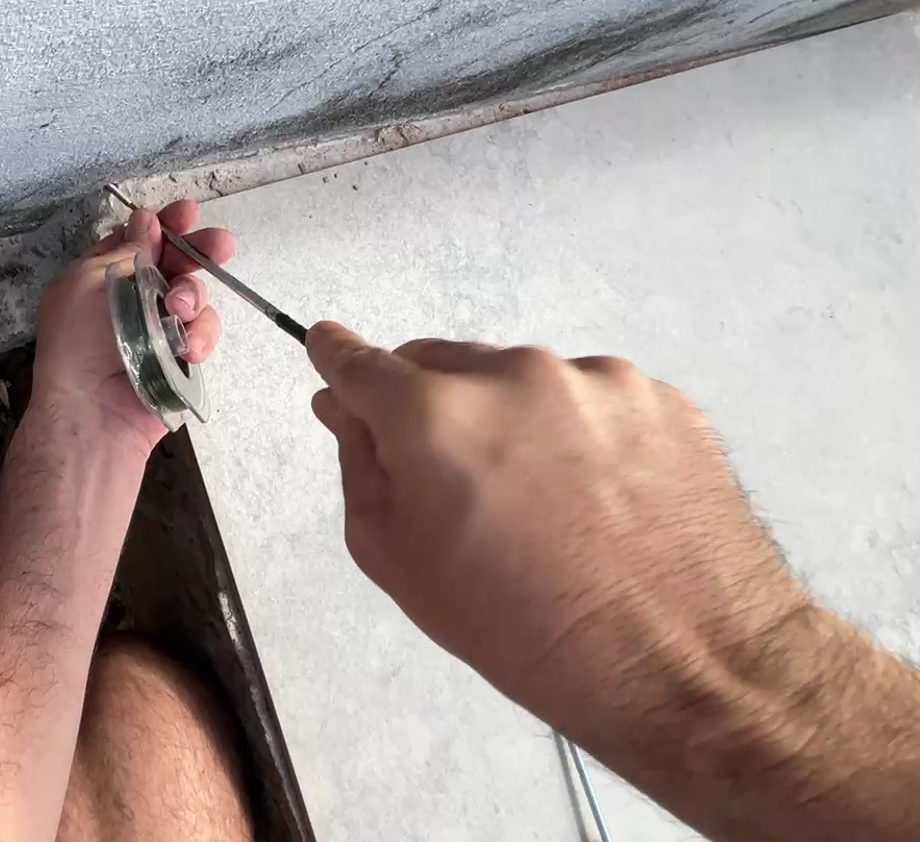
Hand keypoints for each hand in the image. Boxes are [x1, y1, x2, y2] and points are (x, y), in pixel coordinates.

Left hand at [30, 200, 235, 456]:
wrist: (91, 412)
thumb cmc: (79, 341)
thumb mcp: (90, 283)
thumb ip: (125, 251)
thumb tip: (146, 220)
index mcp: (99, 276)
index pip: (136, 240)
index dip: (164, 224)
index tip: (189, 213)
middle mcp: (129, 299)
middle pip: (174, 263)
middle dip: (197, 251)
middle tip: (220, 244)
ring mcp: (156, 329)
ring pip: (193, 297)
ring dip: (192, 298)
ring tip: (178, 313)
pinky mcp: (178, 358)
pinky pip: (202, 334)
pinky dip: (200, 337)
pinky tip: (187, 349)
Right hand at [303, 322, 811, 756]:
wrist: (696, 674)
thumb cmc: (512, 622)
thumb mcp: (392, 553)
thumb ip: (356, 462)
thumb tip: (339, 405)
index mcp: (431, 414)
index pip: (357, 361)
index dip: (334, 355)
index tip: (323, 346)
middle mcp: (509, 374)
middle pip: (430, 361)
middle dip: (419, 400)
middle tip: (446, 472)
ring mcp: (593, 379)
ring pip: (506, 374)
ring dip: (496, 411)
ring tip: (534, 489)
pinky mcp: (660, 396)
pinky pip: (577, 392)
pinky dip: (565, 423)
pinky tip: (591, 486)